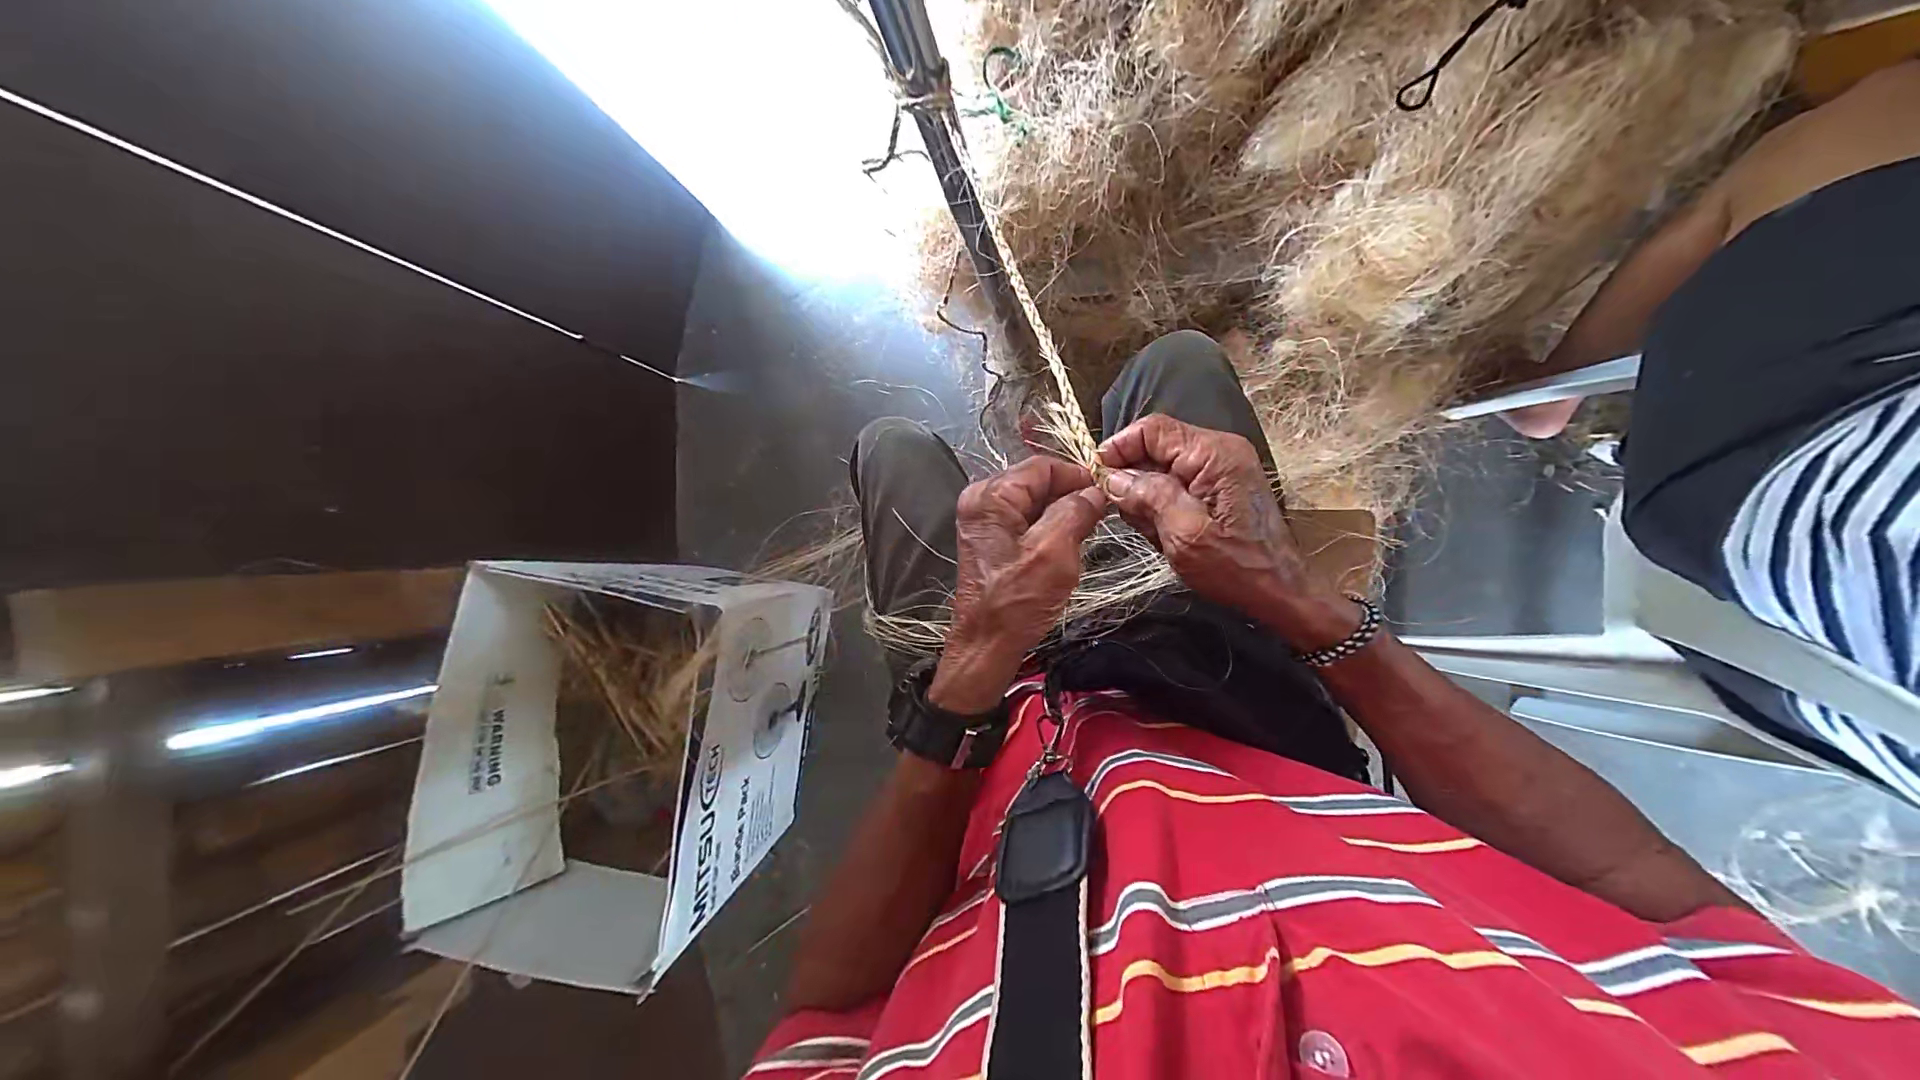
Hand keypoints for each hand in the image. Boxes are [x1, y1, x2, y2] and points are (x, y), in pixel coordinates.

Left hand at [929, 456, 1107, 713]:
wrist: (987, 645)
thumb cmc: (1017, 601)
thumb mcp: (1054, 551)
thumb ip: (1075, 512)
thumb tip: (1096, 491)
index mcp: (990, 497)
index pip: (1042, 466)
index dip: (1078, 474)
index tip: (1107, 489)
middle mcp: (981, 501)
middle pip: (1036, 482)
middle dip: (1070, 494)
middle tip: (1102, 511)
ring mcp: (984, 521)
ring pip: (1034, 502)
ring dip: (1062, 512)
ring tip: (1088, 528)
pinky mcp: (991, 541)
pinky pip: (1026, 521)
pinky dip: (1049, 526)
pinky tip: (1068, 543)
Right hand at [1096, 414, 1358, 650]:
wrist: (1278, 593)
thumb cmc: (1235, 566)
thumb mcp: (1184, 533)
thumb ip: (1148, 496)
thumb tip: (1111, 476)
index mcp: (1214, 453)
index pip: (1152, 429)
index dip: (1118, 448)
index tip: (1096, 477)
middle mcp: (1219, 451)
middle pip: (1154, 449)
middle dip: (1133, 481)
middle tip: (1132, 518)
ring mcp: (1219, 469)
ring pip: (1159, 470)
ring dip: (1146, 500)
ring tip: (1156, 534)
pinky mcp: (1217, 487)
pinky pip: (1173, 486)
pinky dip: (1160, 507)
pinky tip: (1165, 534)